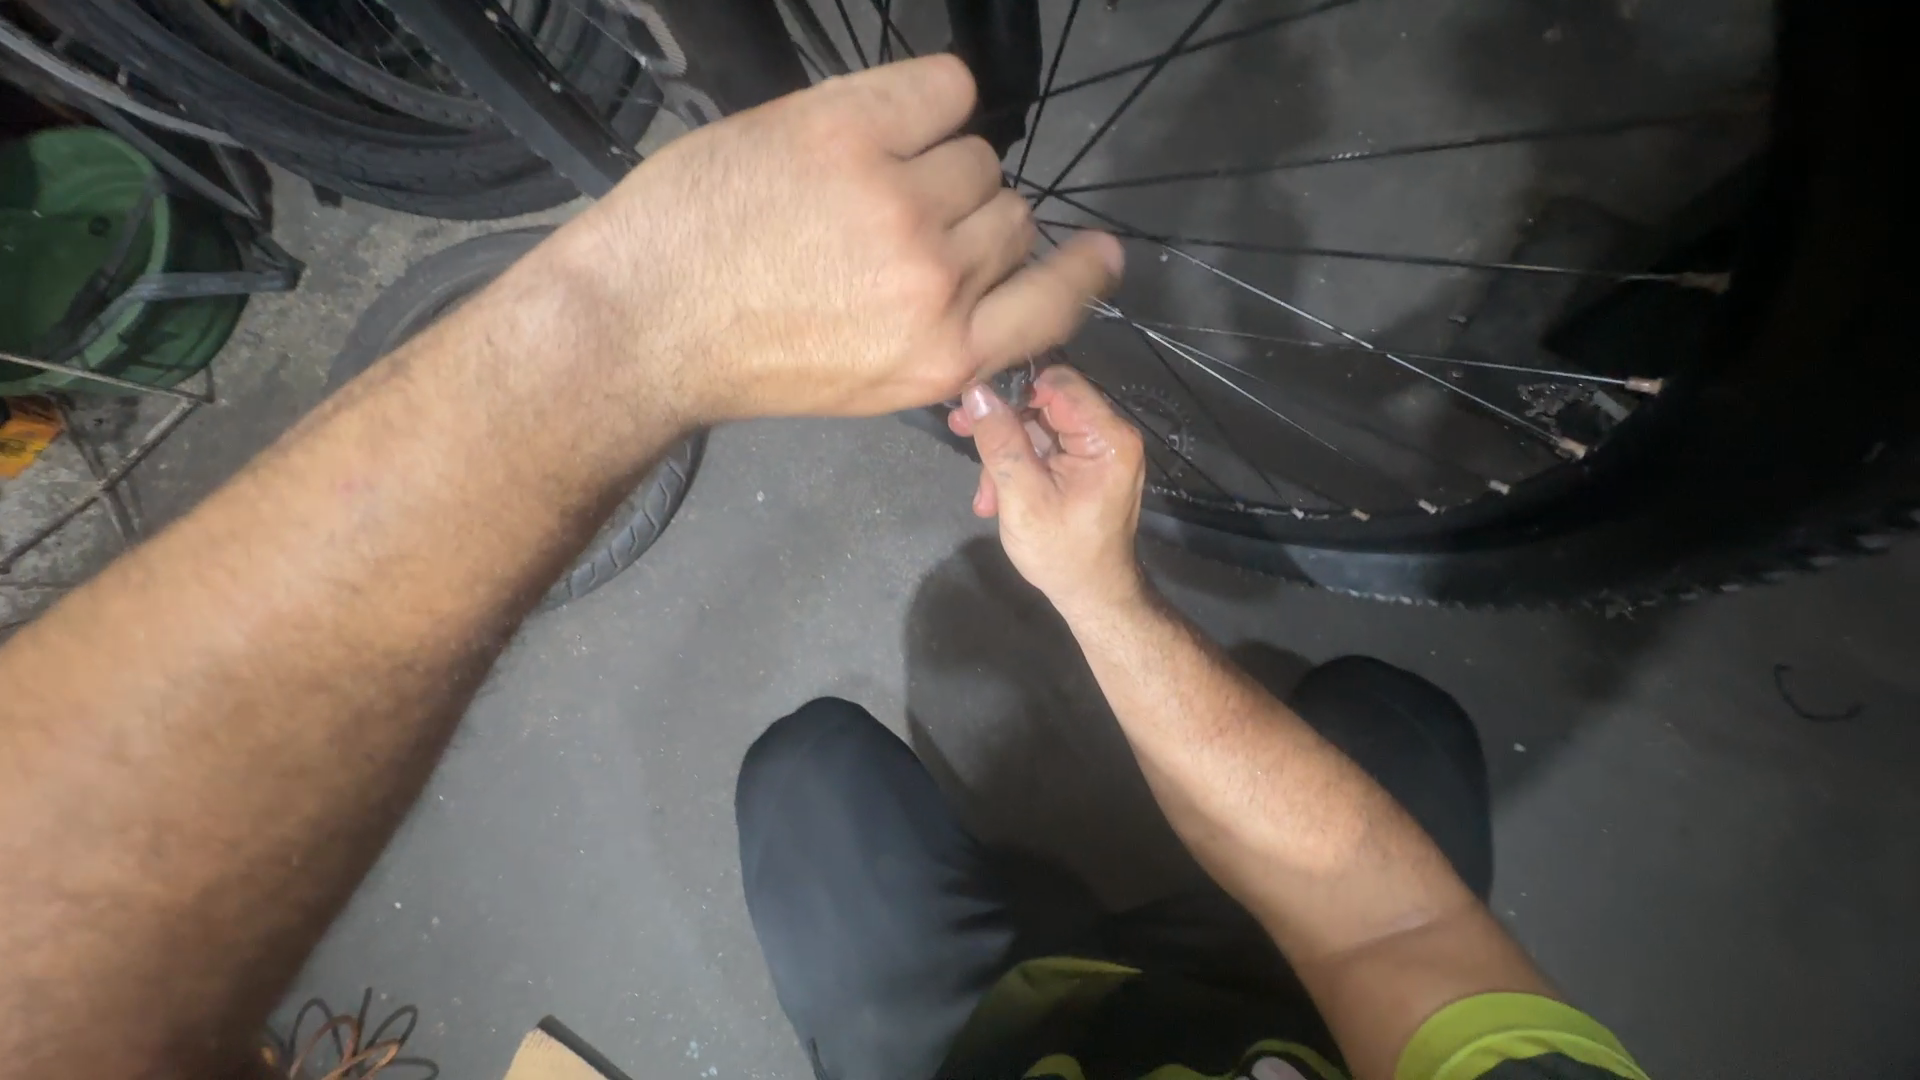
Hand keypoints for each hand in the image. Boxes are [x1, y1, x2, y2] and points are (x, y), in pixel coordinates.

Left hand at [544, 55, 1122, 423]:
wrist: (652, 323)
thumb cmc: (761, 364)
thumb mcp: (876, 387)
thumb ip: (951, 342)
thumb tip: (1003, 285)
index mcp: (947, 357)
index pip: (1056, 301)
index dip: (1081, 273)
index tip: (1098, 255)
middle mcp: (940, 281)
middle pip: (1013, 216)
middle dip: (971, 223)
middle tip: (901, 232)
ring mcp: (897, 202)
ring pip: (977, 156)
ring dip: (938, 166)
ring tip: (867, 188)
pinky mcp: (850, 132)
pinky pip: (947, 88)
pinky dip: (929, 100)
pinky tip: (883, 125)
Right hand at [949, 366, 1146, 613]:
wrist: (1093, 596)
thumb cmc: (1062, 553)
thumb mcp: (1022, 498)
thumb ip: (1000, 443)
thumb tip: (976, 393)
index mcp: (1107, 438)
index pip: (1059, 382)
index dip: (1014, 388)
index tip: (976, 406)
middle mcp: (1110, 435)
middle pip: (1047, 403)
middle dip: (1003, 425)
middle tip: (961, 432)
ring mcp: (1099, 452)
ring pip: (1040, 429)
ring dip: (1006, 454)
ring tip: (985, 493)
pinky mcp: (1086, 467)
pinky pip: (1046, 450)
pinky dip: (1020, 468)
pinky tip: (996, 497)